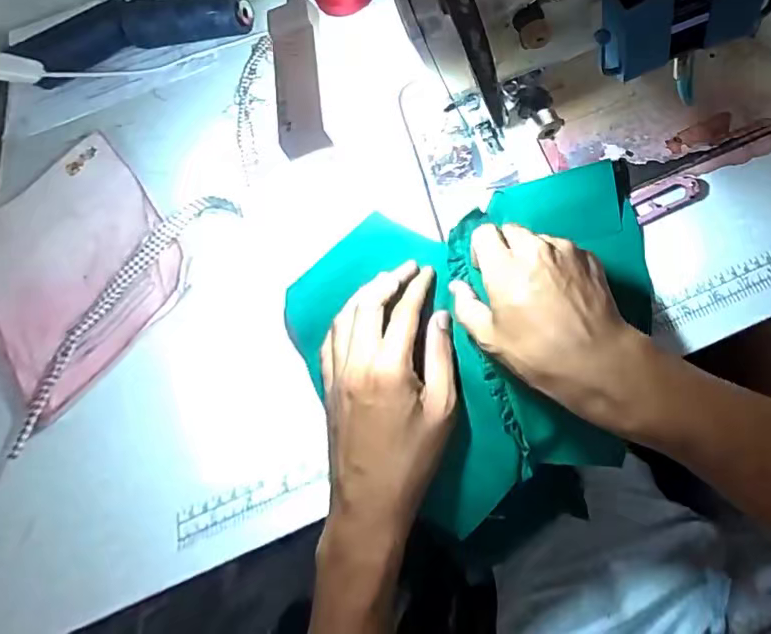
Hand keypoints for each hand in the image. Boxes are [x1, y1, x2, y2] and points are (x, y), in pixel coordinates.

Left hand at [320, 261, 456, 535]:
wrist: (368, 503)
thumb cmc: (414, 458)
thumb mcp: (443, 408)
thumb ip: (442, 356)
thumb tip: (440, 316)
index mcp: (388, 367)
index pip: (402, 311)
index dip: (417, 287)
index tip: (430, 270)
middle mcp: (356, 363)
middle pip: (367, 305)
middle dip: (389, 280)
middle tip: (409, 267)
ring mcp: (336, 375)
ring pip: (344, 318)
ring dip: (365, 293)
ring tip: (386, 281)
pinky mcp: (327, 387)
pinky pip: (331, 340)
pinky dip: (345, 317)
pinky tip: (358, 313)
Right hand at [450, 223, 658, 431]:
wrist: (596, 358)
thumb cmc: (537, 353)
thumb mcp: (491, 339)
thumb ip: (468, 307)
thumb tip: (459, 286)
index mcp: (505, 266)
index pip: (484, 232)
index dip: (481, 249)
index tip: (485, 270)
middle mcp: (535, 248)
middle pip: (512, 230)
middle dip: (506, 247)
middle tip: (511, 277)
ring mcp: (565, 248)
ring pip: (539, 238)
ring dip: (533, 253)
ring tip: (541, 285)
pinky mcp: (588, 255)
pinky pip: (564, 248)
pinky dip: (558, 260)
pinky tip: (564, 288)